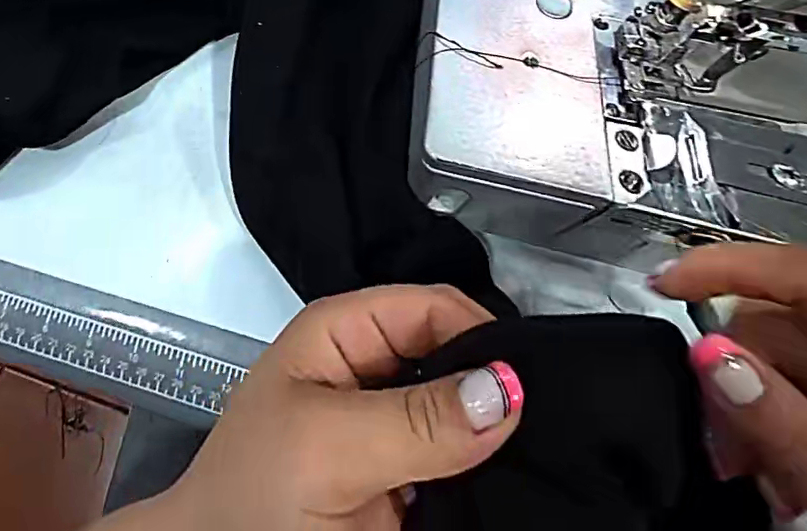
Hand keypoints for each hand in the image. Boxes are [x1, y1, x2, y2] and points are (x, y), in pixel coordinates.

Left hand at [99, 285, 522, 529]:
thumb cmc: (255, 501)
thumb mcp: (328, 449)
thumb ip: (416, 421)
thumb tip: (508, 386)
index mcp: (346, 330)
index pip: (430, 306)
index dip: (481, 333)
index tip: (534, 381)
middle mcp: (373, 366)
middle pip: (452, 353)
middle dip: (494, 381)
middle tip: (551, 419)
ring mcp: (388, 425)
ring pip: (461, 409)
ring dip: (495, 429)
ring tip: (547, 448)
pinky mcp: (402, 478)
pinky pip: (457, 461)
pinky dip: (484, 469)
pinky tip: (515, 477)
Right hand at [653, 244, 806, 530]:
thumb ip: (803, 448)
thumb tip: (711, 356)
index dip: (728, 265)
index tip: (662, 283)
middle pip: (801, 327)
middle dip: (738, 369)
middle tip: (719, 448)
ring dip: (763, 406)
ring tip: (758, 480)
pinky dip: (796, 428)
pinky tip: (793, 481)